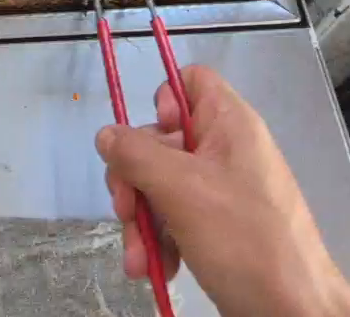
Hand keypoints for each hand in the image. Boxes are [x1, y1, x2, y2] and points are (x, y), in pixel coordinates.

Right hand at [95, 65, 349, 316]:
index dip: (164, 100)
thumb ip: (135, 154)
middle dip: (134, 178)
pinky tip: (153, 269)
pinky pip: (177, 216)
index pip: (190, 80)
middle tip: (124, 210)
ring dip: (141, 219)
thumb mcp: (180, 190)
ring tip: (138, 259)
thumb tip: (106, 135)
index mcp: (229, 124)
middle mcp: (226, 150)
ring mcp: (224, 191)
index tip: (155, 136)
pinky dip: (160, 239)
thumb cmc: (243, 239)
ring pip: (163, 183)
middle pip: (162, 140)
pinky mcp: (221, 228)